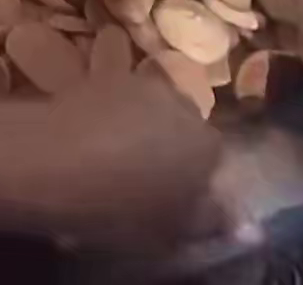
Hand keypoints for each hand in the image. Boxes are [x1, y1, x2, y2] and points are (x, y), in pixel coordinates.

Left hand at [18, 75, 223, 250]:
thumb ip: (210, 220)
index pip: (213, 156)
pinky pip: (121, 95)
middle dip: (172, 142)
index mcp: (205, 144)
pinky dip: (115, 110)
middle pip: (184, 122)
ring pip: (152, 105)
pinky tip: (94, 134)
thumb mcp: (169, 230)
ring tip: (116, 152)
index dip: (195, 175)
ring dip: (143, 122)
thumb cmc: (119, 205)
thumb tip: (246, 224)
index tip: (175, 195)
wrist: (56, 156)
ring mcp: (140, 81)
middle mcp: (179, 101)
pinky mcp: (106, 72)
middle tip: (147, 173)